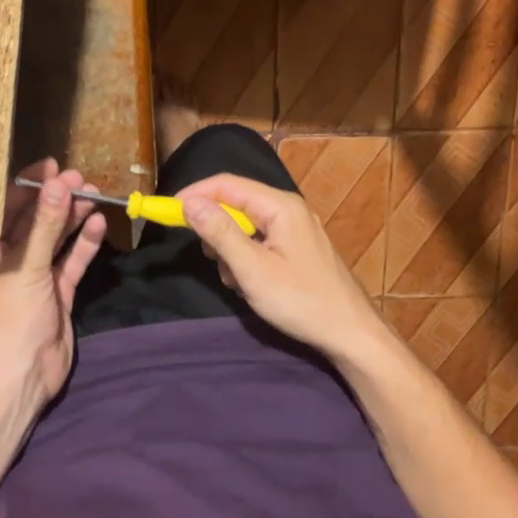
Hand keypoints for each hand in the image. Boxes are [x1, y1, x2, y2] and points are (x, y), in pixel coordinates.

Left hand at [0, 159, 107, 419]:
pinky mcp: (56, 294)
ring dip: (71, 218)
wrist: (18, 379)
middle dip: (55, 200)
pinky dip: (83, 244)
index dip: (27, 186)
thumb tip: (59, 184)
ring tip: (93, 193)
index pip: (3, 209)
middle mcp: (6, 260)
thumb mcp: (25, 268)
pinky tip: (97, 223)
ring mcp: (32, 278)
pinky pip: (70, 263)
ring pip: (54, 240)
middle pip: (33, 222)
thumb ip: (46, 226)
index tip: (50, 166)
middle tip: (80, 177)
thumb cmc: (7, 319)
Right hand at [177, 174, 389, 363]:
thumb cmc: (301, 301)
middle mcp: (288, 209)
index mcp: (280, 206)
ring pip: (244, 225)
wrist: (349, 333)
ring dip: (230, 250)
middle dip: (215, 229)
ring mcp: (294, 228)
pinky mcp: (296, 247)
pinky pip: (258, 241)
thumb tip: (189, 203)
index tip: (167, 214)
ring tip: (237, 280)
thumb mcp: (252, 269)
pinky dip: (246, 259)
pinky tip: (252, 285)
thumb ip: (220, 233)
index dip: (194, 195)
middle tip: (211, 259)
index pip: (226, 184)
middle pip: (235, 203)